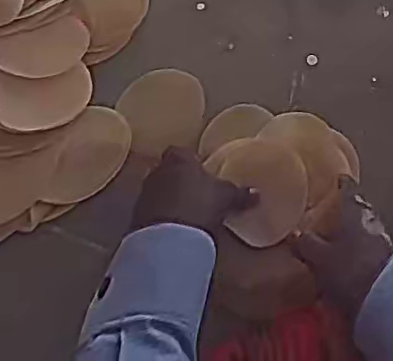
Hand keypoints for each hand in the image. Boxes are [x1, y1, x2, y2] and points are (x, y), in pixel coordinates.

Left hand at [131, 148, 253, 232]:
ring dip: (167, 198)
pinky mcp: (134, 220)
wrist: (166, 242)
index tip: (199, 170)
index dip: (189, 160)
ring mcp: (143, 196)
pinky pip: (150, 212)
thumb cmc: (199, 204)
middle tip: (194, 190)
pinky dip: (160, 216)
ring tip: (184, 211)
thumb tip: (257, 193)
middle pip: (167, 169)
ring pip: (157, 190)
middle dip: (177, 178)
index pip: (180, 151)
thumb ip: (240, 193)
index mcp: (179, 158)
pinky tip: (172, 227)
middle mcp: (157, 171)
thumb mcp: (226, 196)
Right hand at [292, 178, 392, 316]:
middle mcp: (369, 216)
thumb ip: (306, 243)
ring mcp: (381, 235)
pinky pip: (369, 243)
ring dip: (353, 229)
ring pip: (364, 224)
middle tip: (331, 212)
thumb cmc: (349, 268)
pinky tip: (350, 257)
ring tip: (338, 238)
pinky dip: (359, 246)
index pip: (348, 187)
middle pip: (357, 205)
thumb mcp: (320, 258)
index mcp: (353, 209)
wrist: (384, 295)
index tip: (336, 179)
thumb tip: (293, 233)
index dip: (341, 182)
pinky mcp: (386, 255)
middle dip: (345, 208)